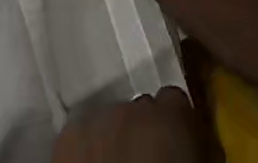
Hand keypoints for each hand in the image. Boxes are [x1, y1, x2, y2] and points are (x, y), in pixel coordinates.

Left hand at [52, 88, 200, 161]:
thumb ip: (191, 154)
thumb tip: (186, 151)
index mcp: (168, 122)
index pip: (176, 100)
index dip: (179, 124)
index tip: (180, 144)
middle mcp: (129, 109)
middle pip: (141, 109)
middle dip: (146, 131)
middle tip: (151, 162)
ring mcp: (93, 119)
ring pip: (112, 119)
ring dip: (118, 137)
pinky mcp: (66, 136)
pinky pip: (84, 132)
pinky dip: (91, 147)